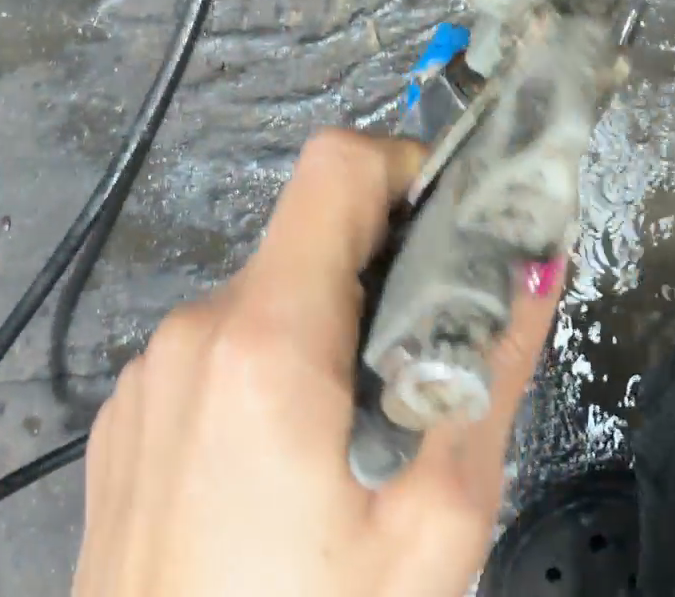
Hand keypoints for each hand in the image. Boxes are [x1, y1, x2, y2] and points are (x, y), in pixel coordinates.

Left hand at [74, 130, 563, 596]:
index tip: (461, 232)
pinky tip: (305, 455)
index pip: (340, 166)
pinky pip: (233, 342)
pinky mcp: (132, 418)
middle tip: (443, 348)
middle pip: (317, 230)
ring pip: (280, 287)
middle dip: (395, 263)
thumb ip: (499, 362)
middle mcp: (193, 333)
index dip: (413, 171)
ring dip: (345, 319)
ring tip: (377, 420)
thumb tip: (543, 258)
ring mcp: (150, 376)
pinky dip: (290, 360)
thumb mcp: (445, 508)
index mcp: (266, 340)